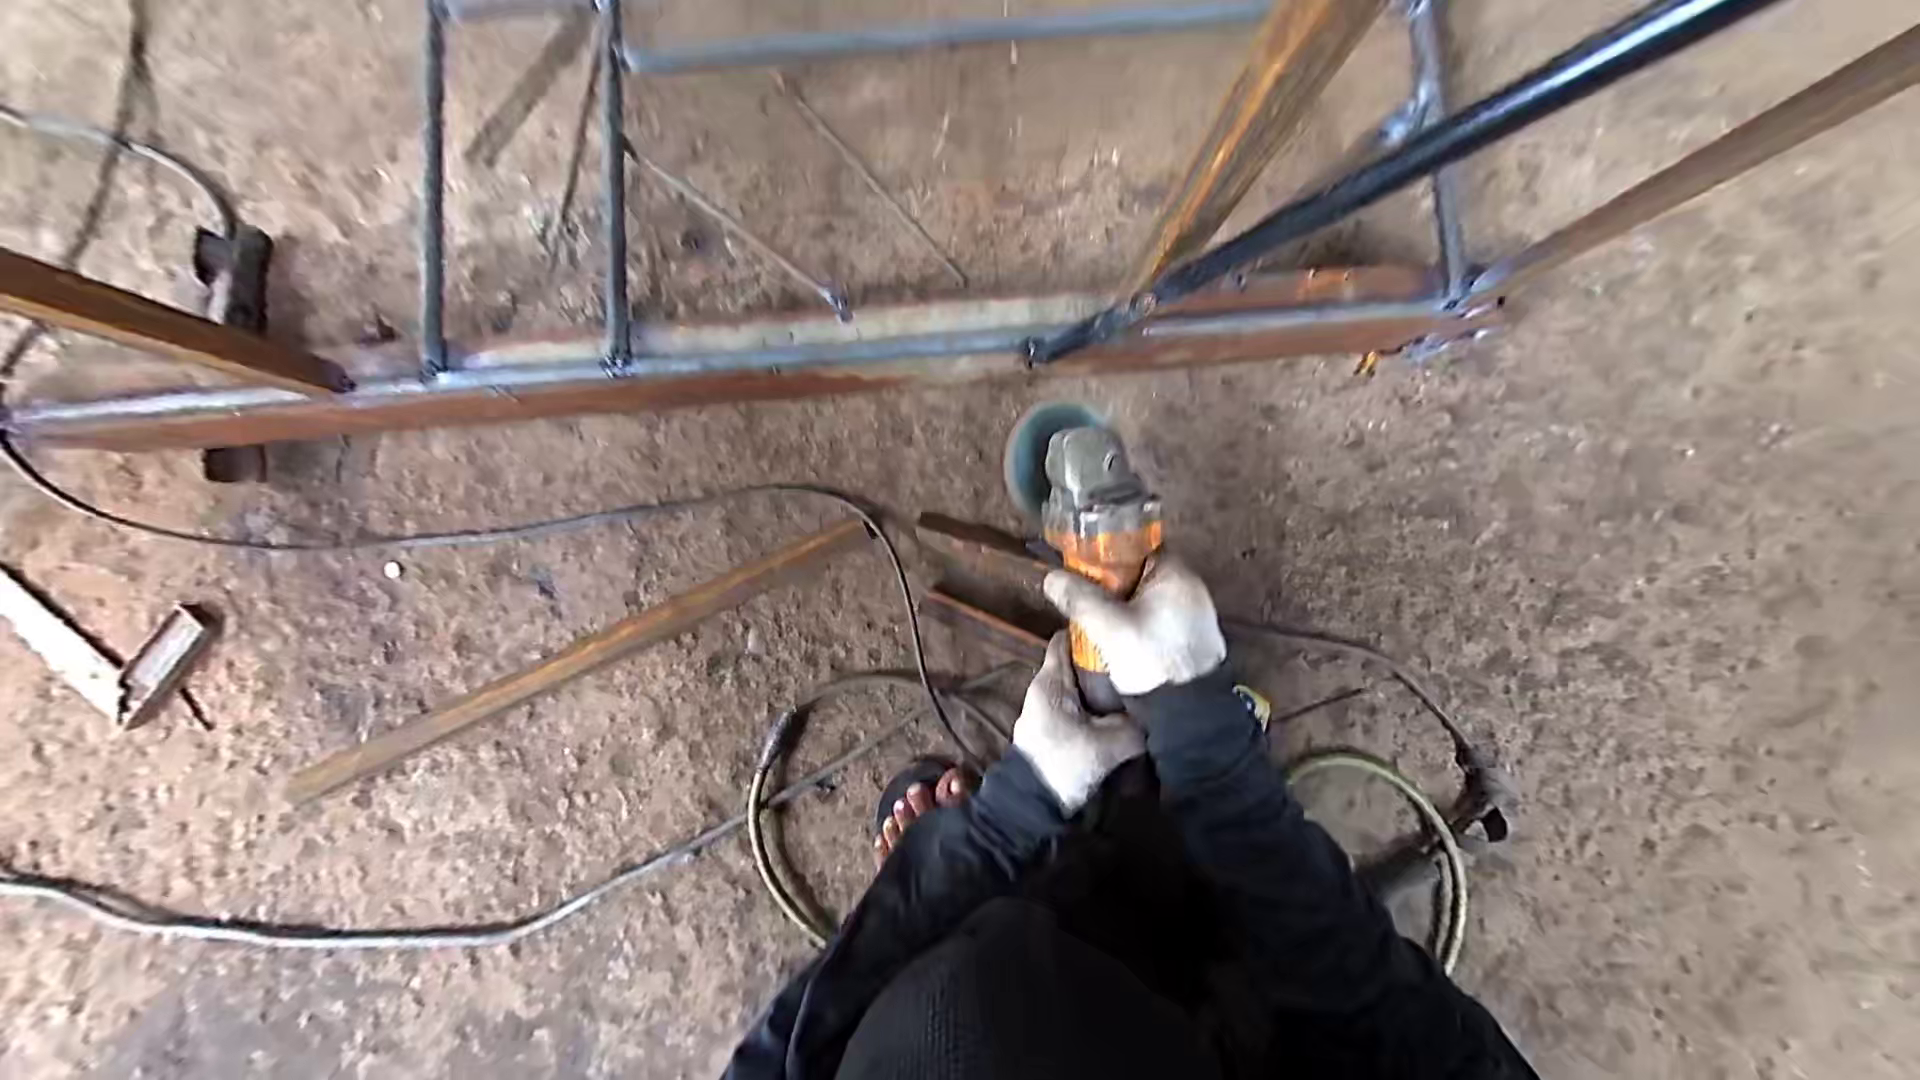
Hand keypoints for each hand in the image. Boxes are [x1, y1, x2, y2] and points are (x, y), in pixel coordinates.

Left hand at [1013, 634, 1147, 811]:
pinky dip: (1094, 703)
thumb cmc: (1064, 764)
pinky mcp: (1052, 725)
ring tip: (1131, 683)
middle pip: (1075, 662)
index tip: (1116, 629)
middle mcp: (1045, 687)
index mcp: (1050, 681)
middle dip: (1102, 660)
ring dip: (1099, 685)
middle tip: (1133, 659)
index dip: (1089, 632)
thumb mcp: (1108, 745)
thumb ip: (1134, 725)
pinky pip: (1076, 703)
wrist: (1032, 805)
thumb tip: (1154, 713)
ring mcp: (1046, 707)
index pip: (1065, 640)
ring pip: (1078, 684)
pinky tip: (1118, 711)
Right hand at [1043, 555, 1227, 696]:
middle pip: (1138, 573)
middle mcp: (1190, 589)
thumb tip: (1052, 578)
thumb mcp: (1107, 626)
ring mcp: (1191, 616)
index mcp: (1176, 575)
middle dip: (1110, 585)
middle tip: (1086, 600)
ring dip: (1119, 609)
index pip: (1138, 546)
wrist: (1189, 713)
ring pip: (1144, 599)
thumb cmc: (1153, 661)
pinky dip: (1133, 626)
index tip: (1084, 568)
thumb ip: (1079, 598)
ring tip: (1097, 625)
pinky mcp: (1189, 639)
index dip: (1108, 553)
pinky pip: (1153, 620)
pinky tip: (1117, 644)